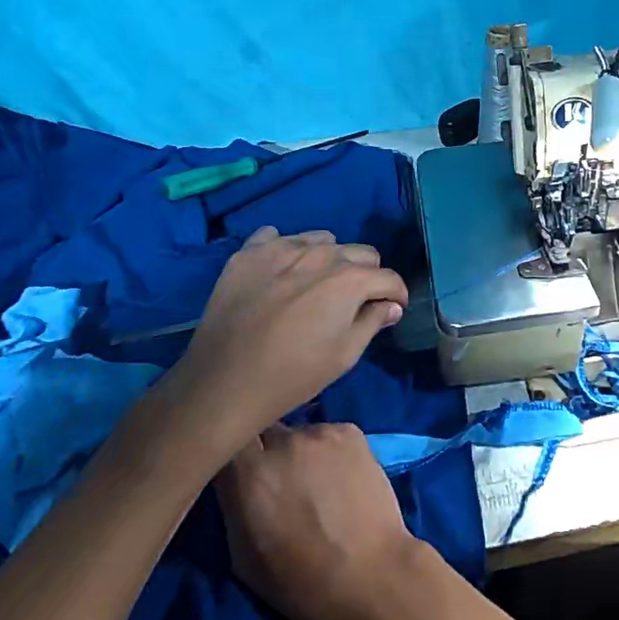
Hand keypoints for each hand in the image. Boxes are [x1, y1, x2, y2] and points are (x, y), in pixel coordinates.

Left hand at [166, 227, 407, 460]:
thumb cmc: (293, 375)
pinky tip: (280, 273)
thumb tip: (391, 305)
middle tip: (353, 301)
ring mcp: (283, 248)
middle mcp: (322, 254)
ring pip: (323, 240)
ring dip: (329, 259)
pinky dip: (287, 251)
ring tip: (315, 285)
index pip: (388, 277)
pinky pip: (278, 236)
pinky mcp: (249, 252)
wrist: (222, 383)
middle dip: (367, 275)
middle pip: (361, 253)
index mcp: (350, 279)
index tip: (391, 309)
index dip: (396, 295)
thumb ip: (373, 322)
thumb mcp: (345, 355)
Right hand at [215, 422, 427, 619]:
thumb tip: (235, 481)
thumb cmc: (298, 579)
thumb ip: (234, 506)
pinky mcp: (352, 431)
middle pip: (264, 433)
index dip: (232, 453)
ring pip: (298, 434)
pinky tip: (339, 477)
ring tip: (314, 483)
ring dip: (299, 452)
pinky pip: (328, 435)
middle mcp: (285, 442)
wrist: (370, 571)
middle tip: (278, 481)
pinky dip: (328, 451)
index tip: (236, 470)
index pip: (229, 440)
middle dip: (265, 453)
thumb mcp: (242, 555)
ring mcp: (322, 432)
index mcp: (251, 474)